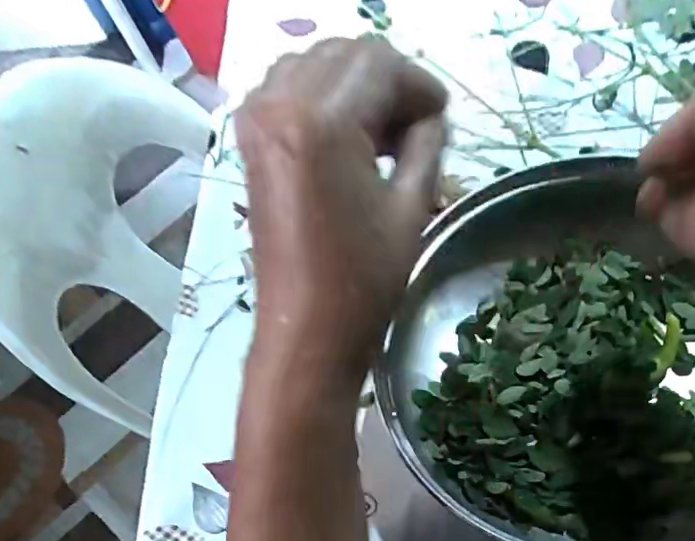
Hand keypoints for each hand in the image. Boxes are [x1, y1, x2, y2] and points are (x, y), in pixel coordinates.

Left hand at [236, 39, 447, 378]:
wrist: (308, 330)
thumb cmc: (364, 282)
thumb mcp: (409, 212)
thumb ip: (426, 149)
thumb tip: (432, 118)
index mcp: (322, 122)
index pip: (378, 63)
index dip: (419, 83)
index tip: (443, 114)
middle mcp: (279, 103)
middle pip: (343, 55)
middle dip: (389, 82)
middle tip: (421, 125)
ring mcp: (257, 119)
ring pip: (315, 66)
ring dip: (357, 88)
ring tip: (389, 136)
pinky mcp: (251, 141)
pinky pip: (291, 90)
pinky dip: (326, 101)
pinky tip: (354, 140)